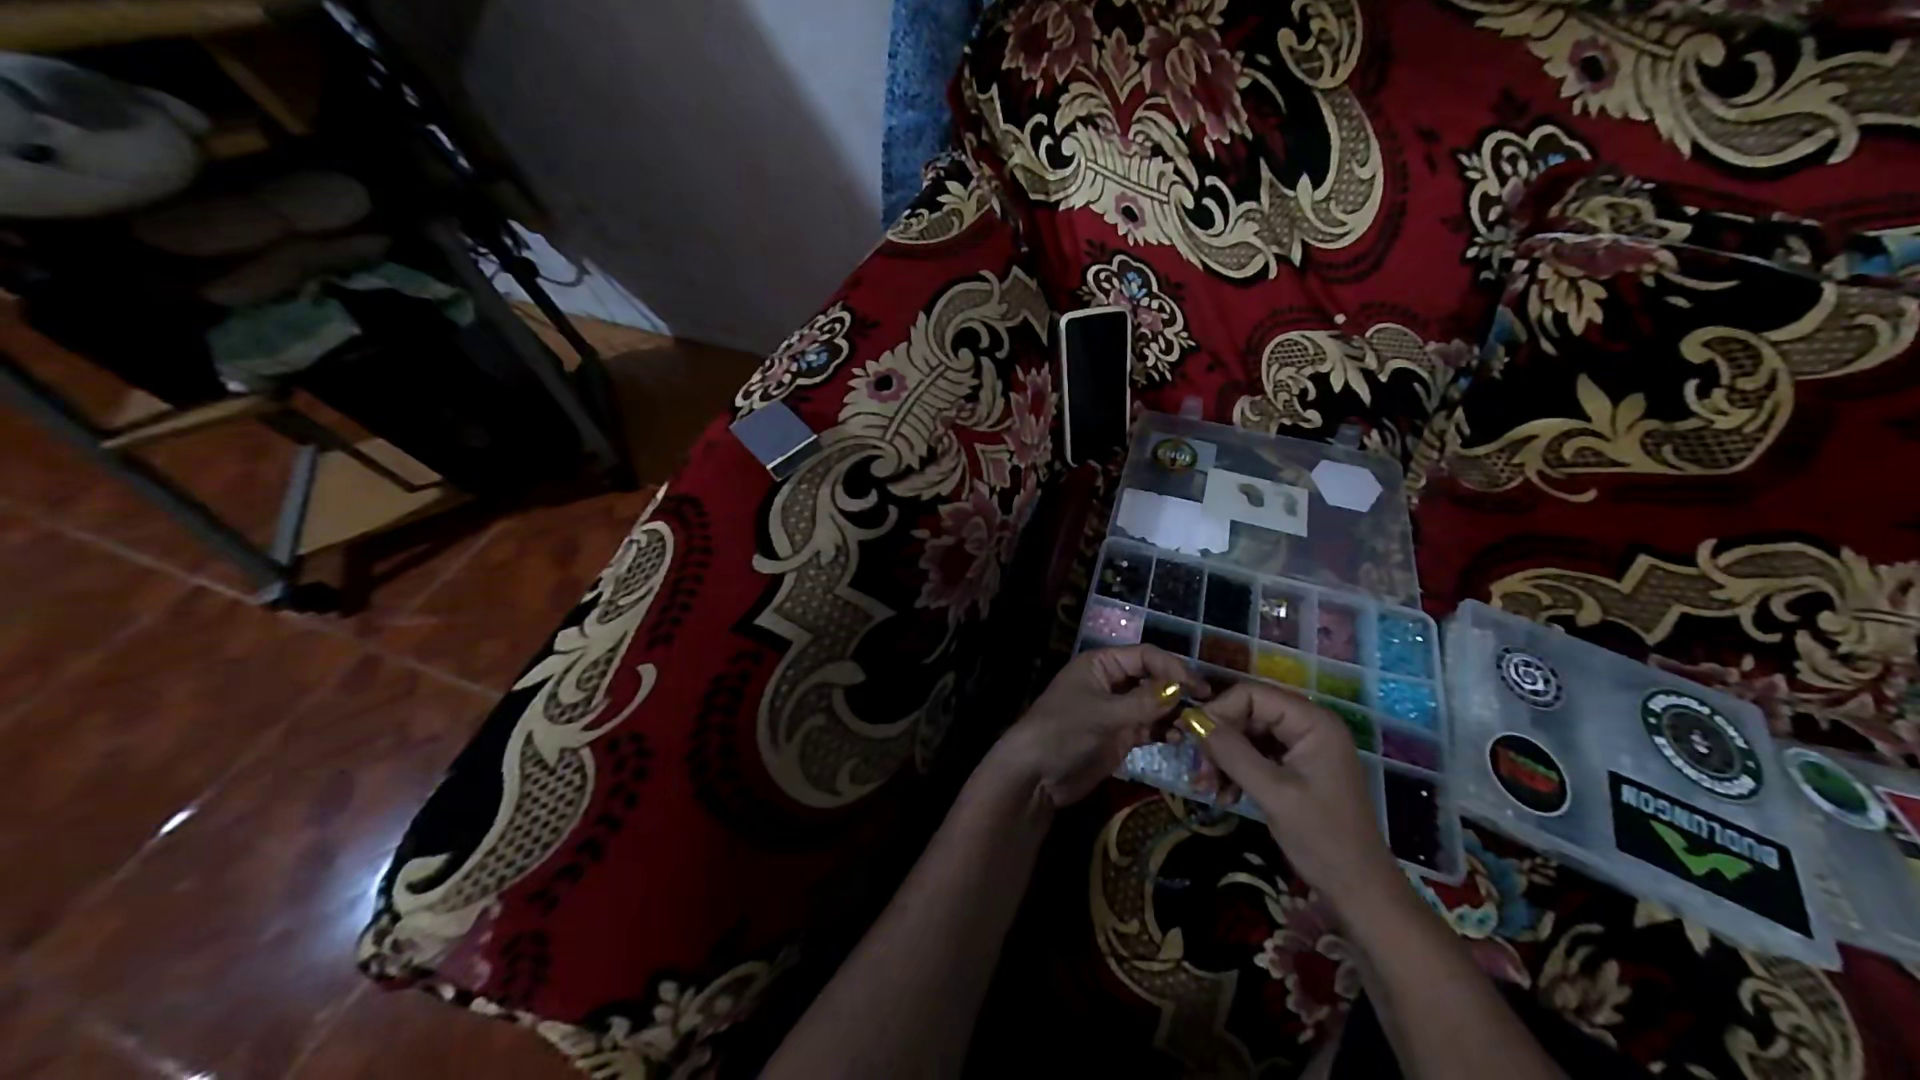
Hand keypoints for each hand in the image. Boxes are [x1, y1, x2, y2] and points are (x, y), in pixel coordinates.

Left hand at [994, 645, 1206, 809]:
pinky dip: (1165, 730)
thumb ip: (1142, 703)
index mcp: (1101, 664)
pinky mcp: (1121, 735)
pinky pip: (1150, 726)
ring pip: (1155, 703)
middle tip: (1206, 705)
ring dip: (1174, 712)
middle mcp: (1111, 682)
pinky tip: (1177, 738)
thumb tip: (1180, 691)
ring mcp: (1117, 710)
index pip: (1144, 656)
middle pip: (1153, 678)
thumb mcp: (1102, 714)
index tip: (1197, 687)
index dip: (1172, 668)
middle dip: (1177, 689)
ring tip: (1194, 725)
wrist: (1035, 775)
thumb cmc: (1062, 731)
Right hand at [1184, 682, 1404, 904]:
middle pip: (1247, 713)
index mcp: (1313, 722)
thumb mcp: (1272, 793)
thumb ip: (1232, 752)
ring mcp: (1303, 747)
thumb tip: (1193, 721)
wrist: (1358, 889)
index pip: (1252, 694)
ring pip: (1247, 735)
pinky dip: (1236, 772)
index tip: (1194, 741)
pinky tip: (1225, 796)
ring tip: (1207, 788)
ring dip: (1223, 759)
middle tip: (1198, 771)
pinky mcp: (1296, 768)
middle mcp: (1309, 725)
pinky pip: (1255, 755)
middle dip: (1219, 740)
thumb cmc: (1322, 838)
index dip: (1218, 712)